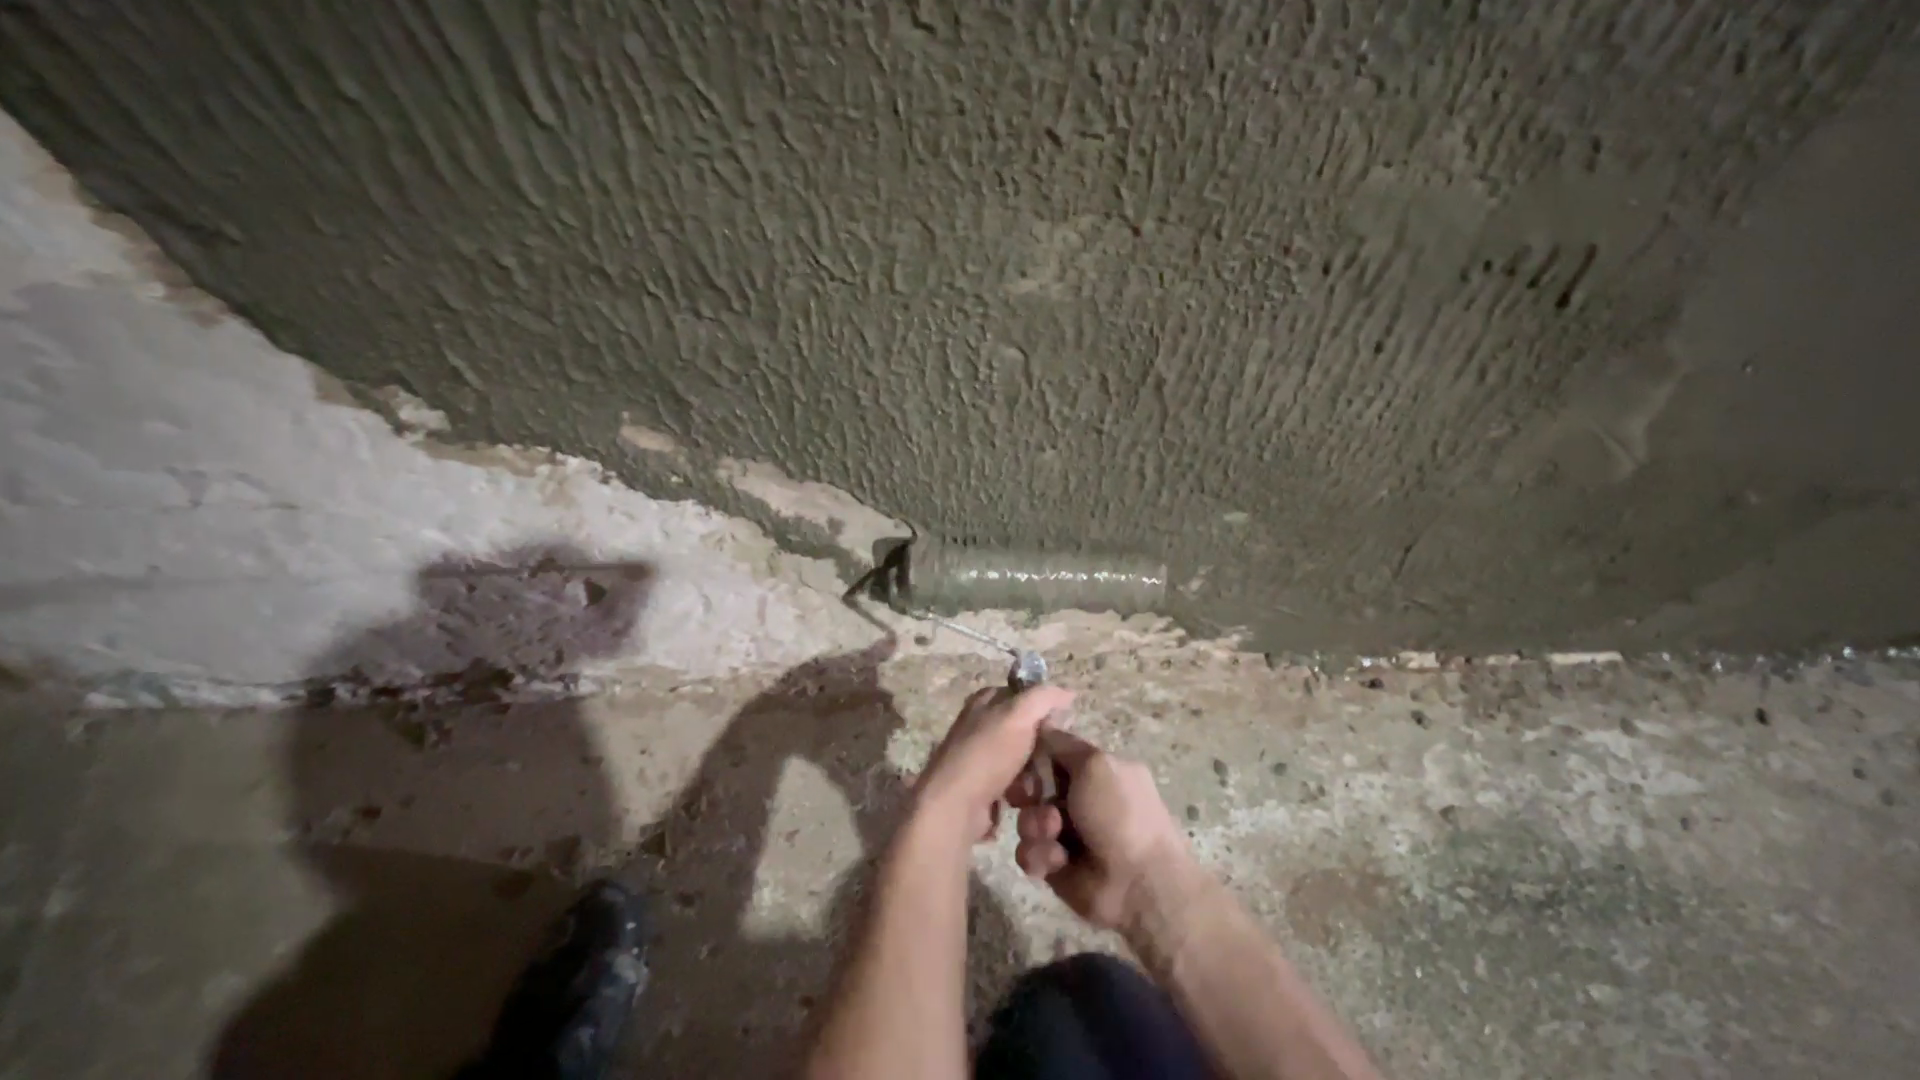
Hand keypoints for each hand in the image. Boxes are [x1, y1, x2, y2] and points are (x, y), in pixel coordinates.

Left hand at [915, 684, 1075, 843]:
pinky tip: (1025, 800)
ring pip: (1019, 760)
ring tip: (1039, 785)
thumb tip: (1067, 692)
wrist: (955, 806)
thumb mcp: (1018, 716)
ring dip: (1033, 774)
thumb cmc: (987, 755)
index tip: (1059, 724)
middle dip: (1039, 746)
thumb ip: (1042, 698)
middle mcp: (977, 727)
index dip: (1040, 706)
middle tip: (1052, 759)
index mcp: (983, 703)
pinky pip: (1011, 786)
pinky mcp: (979, 788)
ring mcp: (978, 759)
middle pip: (1021, 731)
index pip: (1017, 695)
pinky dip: (1020, 793)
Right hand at [1012, 729, 1194, 930]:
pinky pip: (1029, 853)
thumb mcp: (1096, 764)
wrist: (1139, 884)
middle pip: (1033, 786)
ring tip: (1053, 837)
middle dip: (1028, 792)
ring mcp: (1066, 834)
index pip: (1053, 754)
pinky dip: (1039, 855)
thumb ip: (1064, 744)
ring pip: (1027, 820)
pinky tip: (1057, 861)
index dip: (1034, 756)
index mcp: (1096, 771)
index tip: (1022, 759)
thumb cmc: (1120, 815)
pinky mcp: (1054, 865)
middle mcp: (1080, 799)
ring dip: (1036, 826)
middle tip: (1029, 799)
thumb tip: (1042, 723)